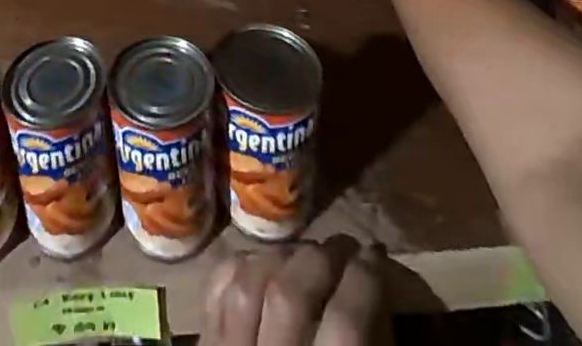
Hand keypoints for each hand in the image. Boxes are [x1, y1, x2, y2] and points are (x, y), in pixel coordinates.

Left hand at [204, 238, 387, 345]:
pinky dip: (240, 266)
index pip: (346, 327)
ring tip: (306, 251)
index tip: (377, 254)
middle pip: (290, 295)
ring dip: (280, 257)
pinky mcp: (203, 343)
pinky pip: (216, 289)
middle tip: (343, 246)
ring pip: (247, 283)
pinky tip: (263, 263)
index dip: (364, 283)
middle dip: (320, 260)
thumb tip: (378, 309)